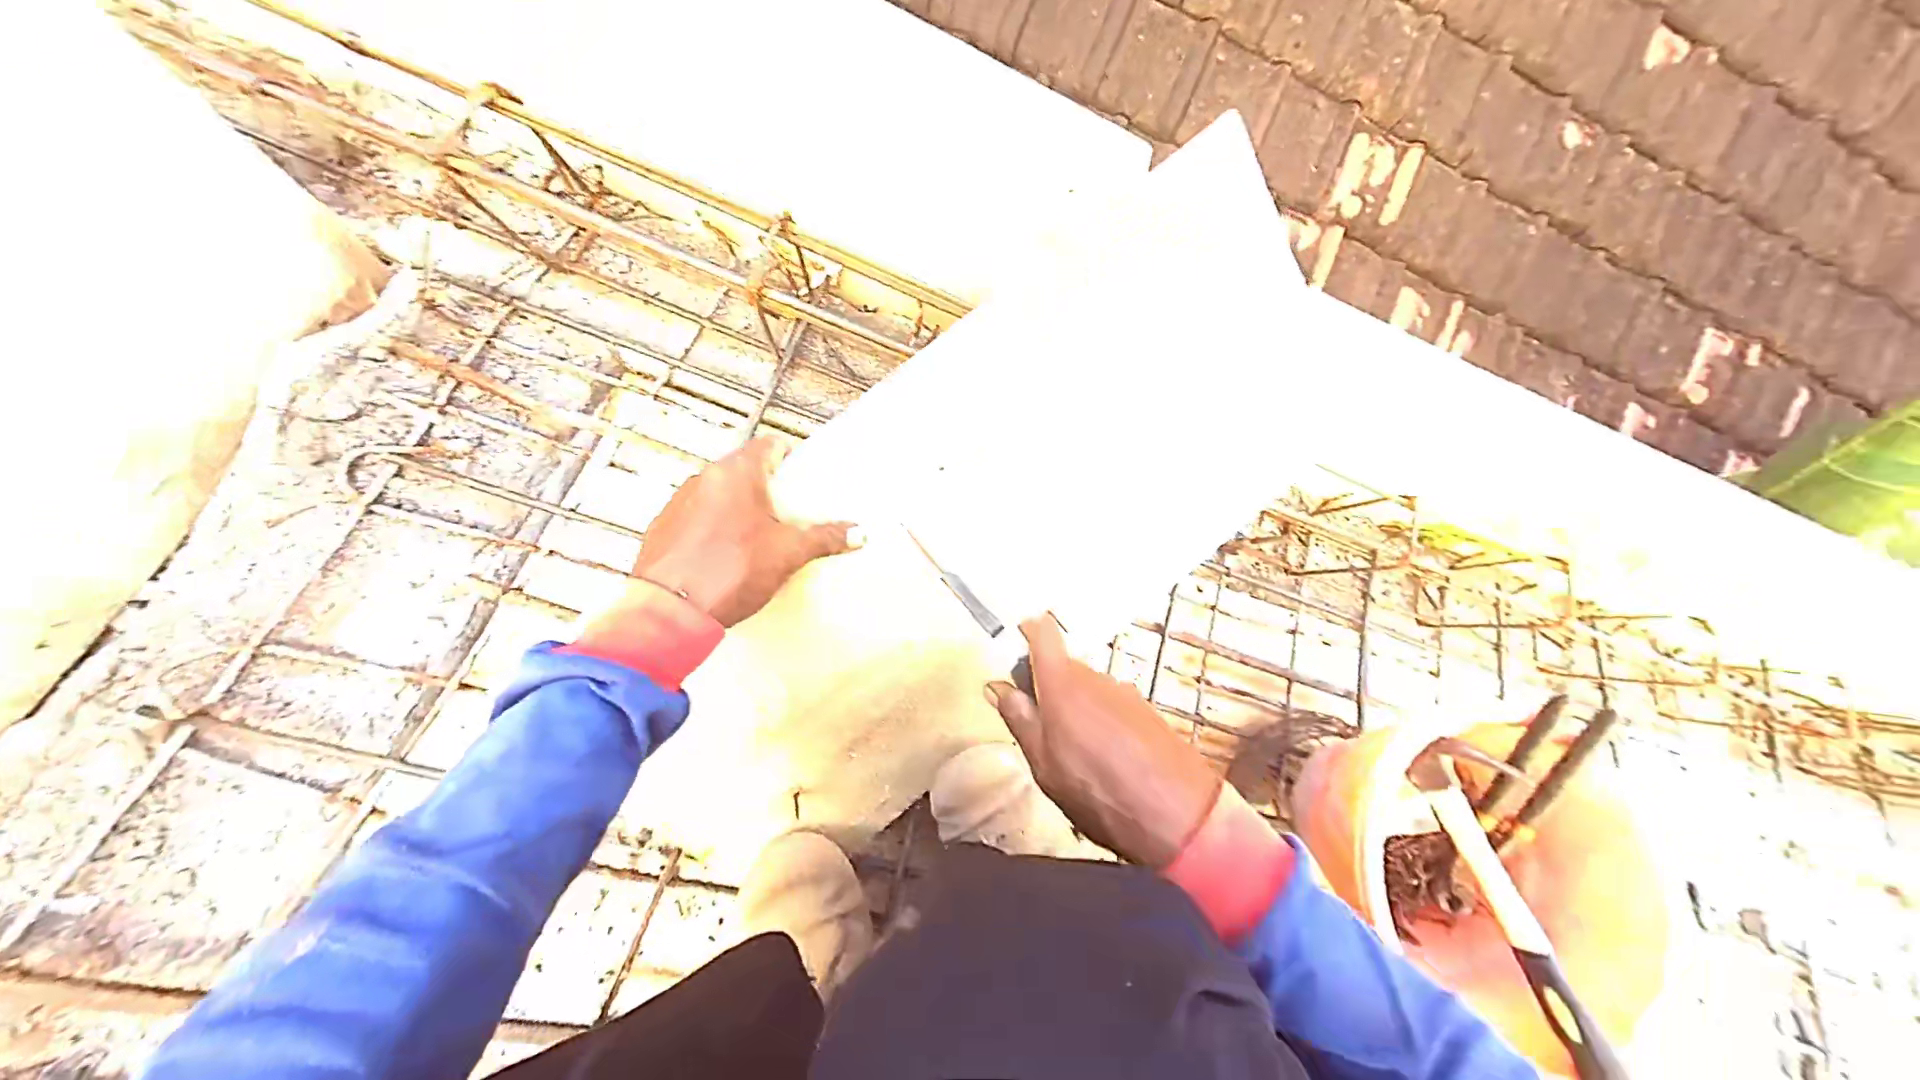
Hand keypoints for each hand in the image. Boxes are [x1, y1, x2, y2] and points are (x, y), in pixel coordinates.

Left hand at [633, 436, 856, 626]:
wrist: (671, 610)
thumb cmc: (730, 571)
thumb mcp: (788, 553)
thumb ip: (824, 538)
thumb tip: (857, 533)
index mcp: (737, 473)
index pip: (769, 445)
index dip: (788, 455)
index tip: (801, 471)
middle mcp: (704, 478)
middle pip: (742, 469)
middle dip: (765, 485)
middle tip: (787, 509)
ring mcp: (679, 501)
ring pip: (717, 493)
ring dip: (737, 506)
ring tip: (758, 535)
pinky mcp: (663, 528)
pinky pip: (696, 517)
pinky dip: (713, 527)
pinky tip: (725, 554)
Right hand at [985, 616, 1221, 867]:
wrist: (1178, 815)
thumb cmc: (1096, 790)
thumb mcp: (1043, 763)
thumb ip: (1020, 720)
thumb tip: (997, 686)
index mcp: (1062, 682)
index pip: (1043, 633)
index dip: (1029, 631)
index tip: (1017, 645)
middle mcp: (1095, 677)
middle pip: (1064, 666)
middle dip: (1048, 687)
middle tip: (1038, 726)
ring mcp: (1125, 693)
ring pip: (1089, 688)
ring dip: (1076, 707)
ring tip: (1073, 752)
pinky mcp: (1148, 711)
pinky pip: (1112, 705)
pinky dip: (1101, 721)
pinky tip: (1105, 758)